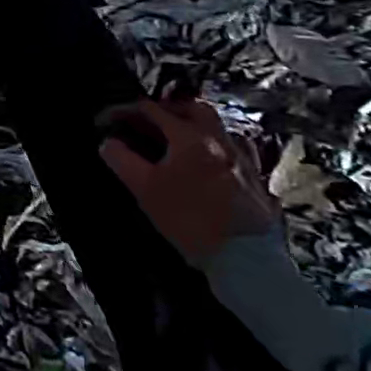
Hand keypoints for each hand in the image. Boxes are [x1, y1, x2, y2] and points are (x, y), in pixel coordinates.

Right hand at [98, 98, 280, 265]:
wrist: (246, 262)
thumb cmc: (189, 220)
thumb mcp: (142, 187)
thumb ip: (120, 158)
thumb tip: (110, 142)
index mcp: (190, 139)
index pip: (152, 110)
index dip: (125, 110)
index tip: (109, 120)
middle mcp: (221, 142)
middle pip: (194, 108)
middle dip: (168, 109)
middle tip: (148, 120)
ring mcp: (246, 163)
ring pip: (222, 129)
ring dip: (198, 127)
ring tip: (182, 140)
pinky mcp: (260, 184)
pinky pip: (241, 155)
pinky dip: (222, 152)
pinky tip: (214, 165)